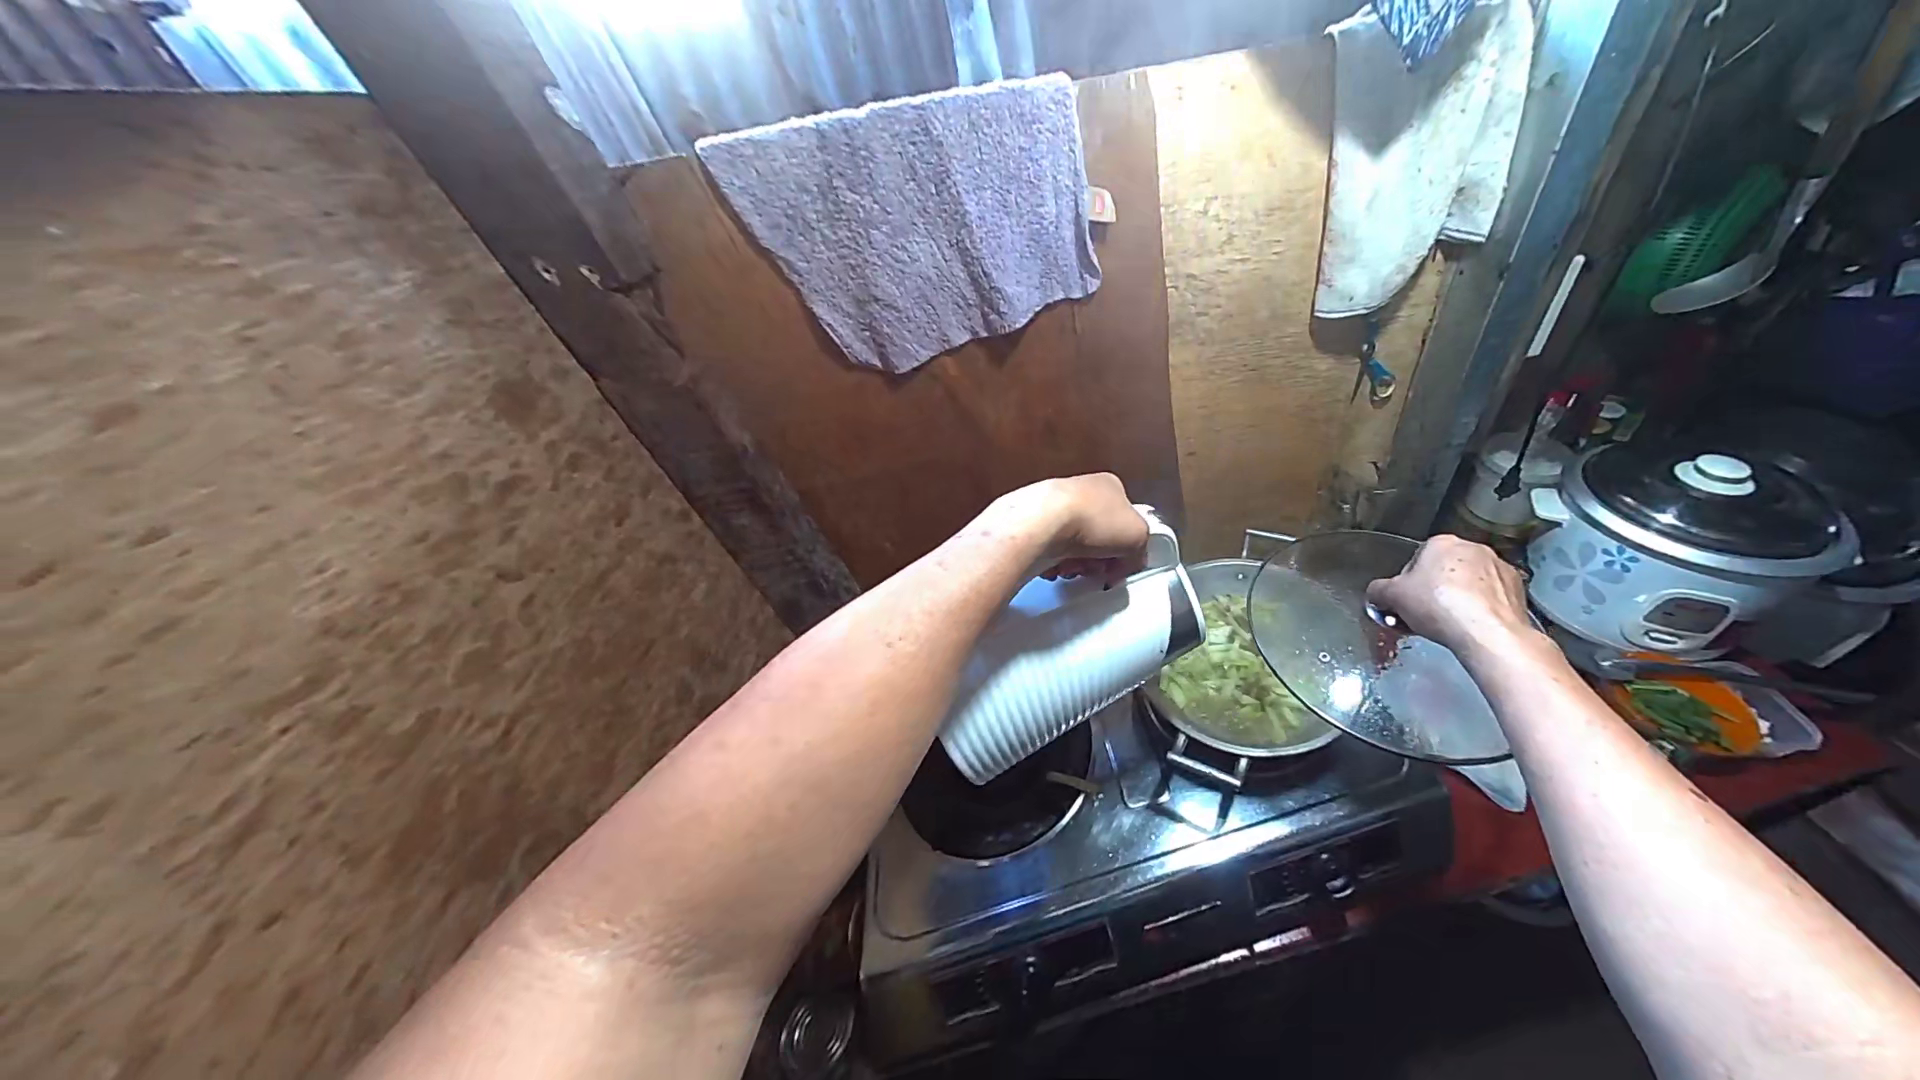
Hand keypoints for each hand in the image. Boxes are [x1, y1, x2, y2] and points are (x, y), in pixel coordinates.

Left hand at [989, 473, 1148, 587]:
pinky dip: (1054, 565)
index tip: (1122, 564)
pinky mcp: (1032, 529)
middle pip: (1098, 539)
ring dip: (1077, 565)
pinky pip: (1049, 556)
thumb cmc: (1090, 518)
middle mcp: (1080, 493)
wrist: (1042, 525)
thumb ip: (1141, 548)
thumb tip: (1130, 561)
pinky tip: (1055, 565)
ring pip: (1073, 550)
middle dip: (1099, 560)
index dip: (1126, 547)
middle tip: (1097, 567)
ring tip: (1074, 566)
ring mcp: (1053, 510)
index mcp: (1108, 486)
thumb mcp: (1139, 534)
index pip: (1124, 521)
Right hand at [1366, 534, 1535, 658]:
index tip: (1403, 602)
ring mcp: (1499, 568)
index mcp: (1441, 543)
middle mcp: (1473, 549)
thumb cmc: (1439, 606)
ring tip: (1446, 624)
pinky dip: (1479, 609)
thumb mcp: (1389, 597)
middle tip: (1421, 614)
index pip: (1414, 561)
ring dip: (1456, 599)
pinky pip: (1489, 598)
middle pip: (1442, 571)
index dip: (1405, 584)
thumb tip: (1376, 594)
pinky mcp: (1518, 590)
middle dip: (1432, 590)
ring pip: (1467, 583)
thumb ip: (1377, 591)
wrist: (1487, 633)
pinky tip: (1469, 626)